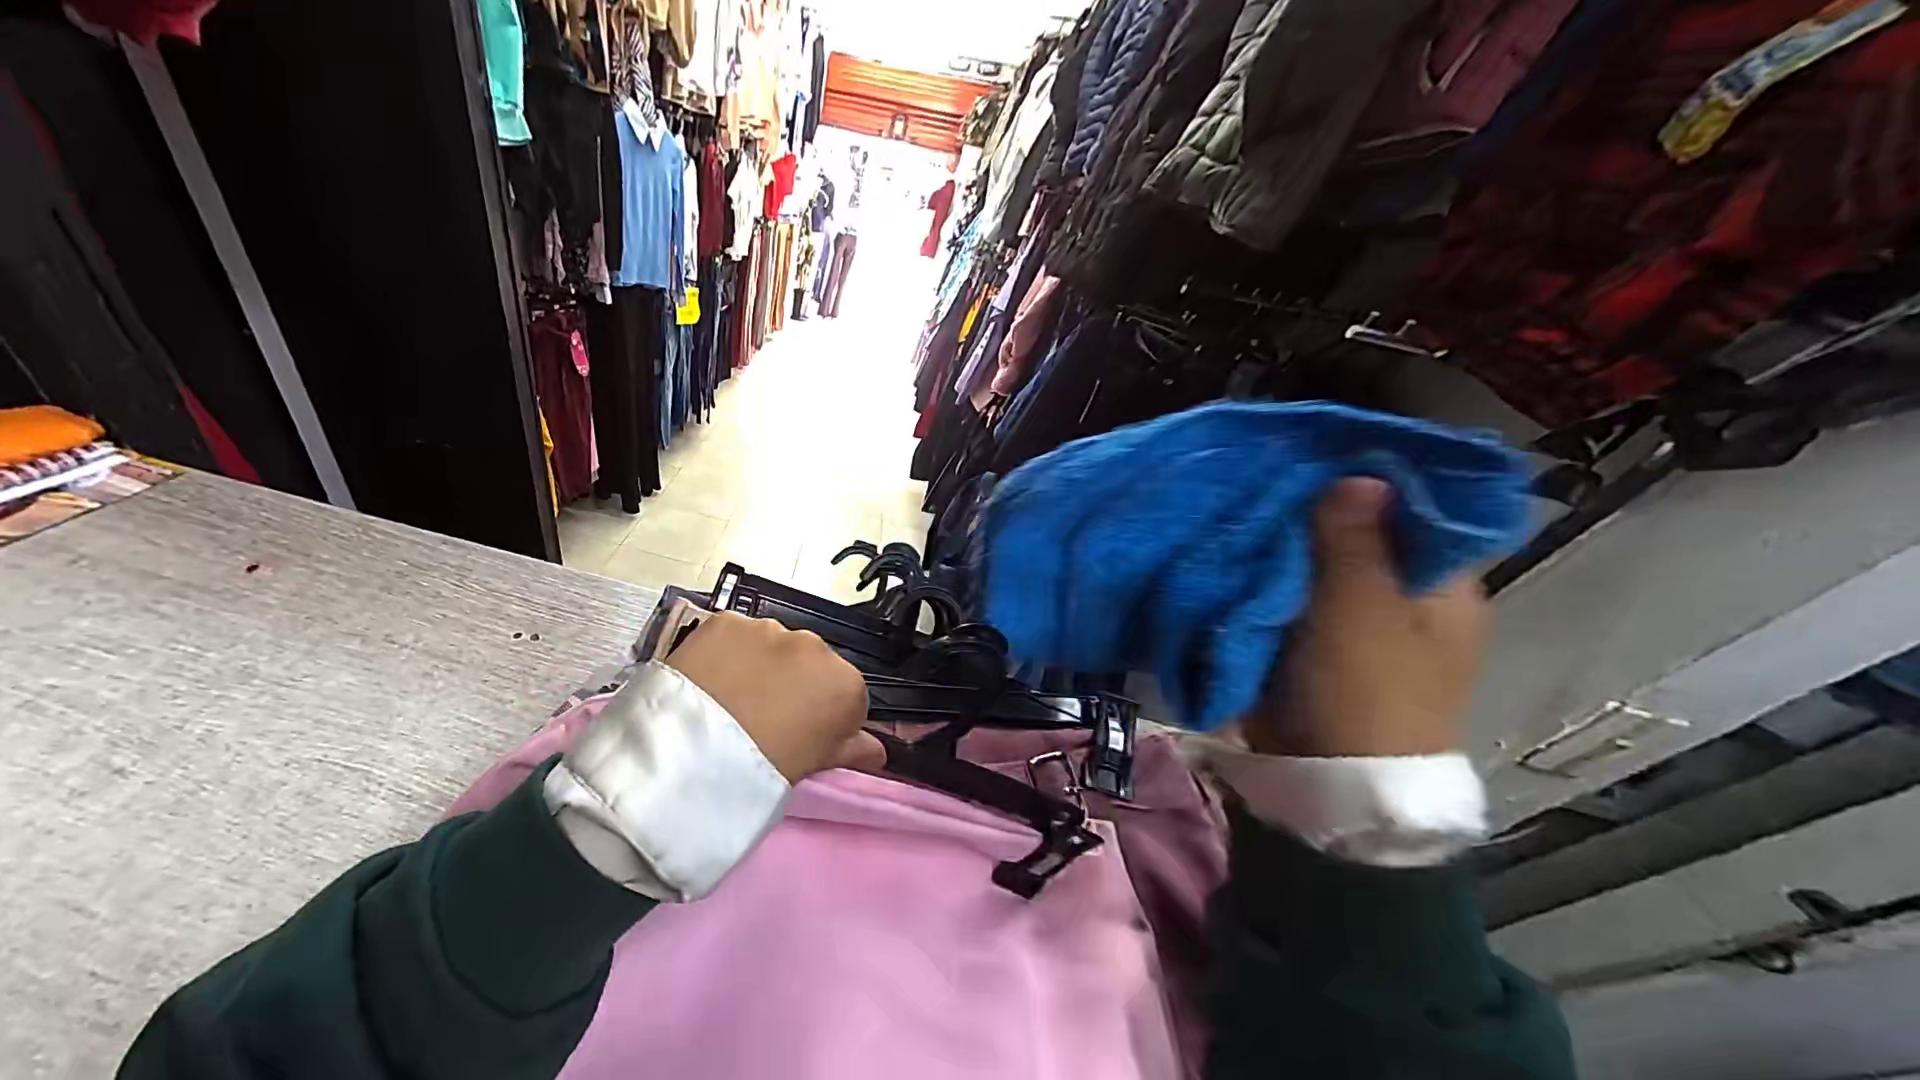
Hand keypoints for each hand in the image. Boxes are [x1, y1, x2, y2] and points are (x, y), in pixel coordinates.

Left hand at [666, 611, 882, 780]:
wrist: (691, 755)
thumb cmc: (763, 768)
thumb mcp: (815, 764)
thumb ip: (852, 750)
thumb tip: (877, 751)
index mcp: (846, 683)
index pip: (846, 694)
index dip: (826, 714)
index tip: (804, 733)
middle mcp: (815, 647)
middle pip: (810, 664)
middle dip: (795, 684)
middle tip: (766, 717)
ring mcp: (770, 630)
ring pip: (772, 646)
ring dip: (761, 665)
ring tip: (733, 699)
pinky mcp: (728, 621)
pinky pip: (736, 635)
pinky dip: (727, 653)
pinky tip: (712, 680)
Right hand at [1245, 477, 1488, 757]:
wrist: (1331, 781)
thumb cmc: (1363, 693)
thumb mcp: (1362, 610)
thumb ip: (1355, 542)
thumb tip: (1357, 474)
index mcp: (1442, 586)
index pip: (1419, 511)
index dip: (1373, 481)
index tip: (1320, 456)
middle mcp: (1407, 596)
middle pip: (1367, 534)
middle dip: (1321, 512)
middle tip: (1273, 480)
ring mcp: (1362, 619)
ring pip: (1327, 562)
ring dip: (1294, 543)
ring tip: (1252, 505)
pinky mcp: (1321, 639)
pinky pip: (1300, 591)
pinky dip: (1278, 574)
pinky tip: (1249, 549)